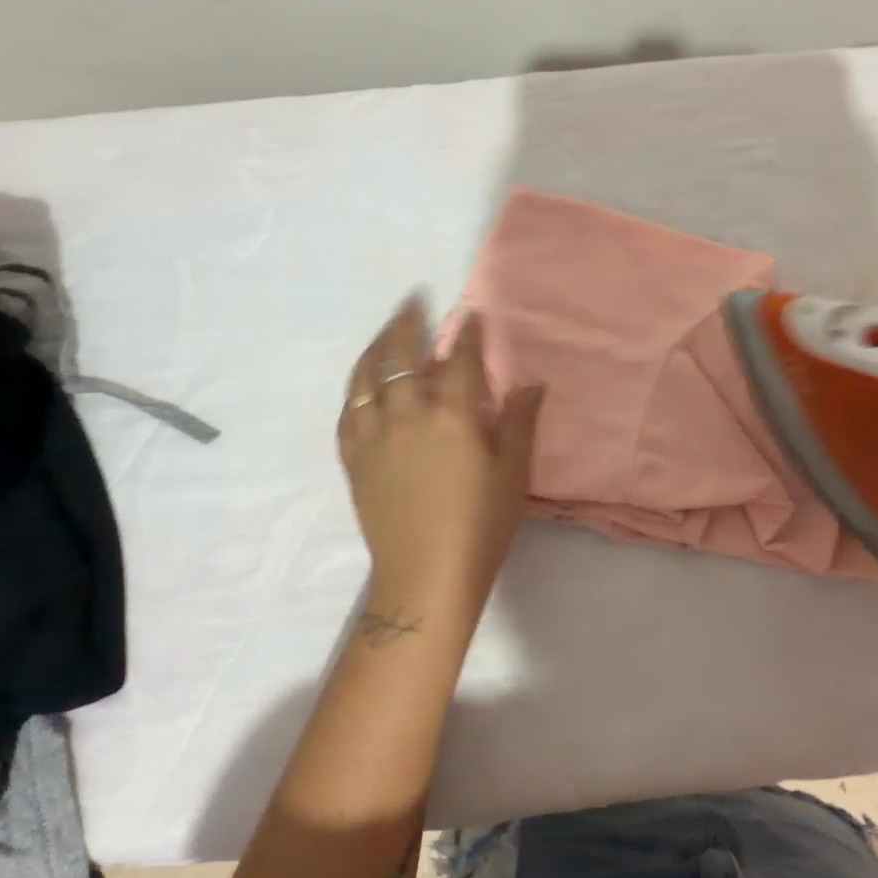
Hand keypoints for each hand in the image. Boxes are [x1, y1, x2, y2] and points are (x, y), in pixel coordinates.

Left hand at [338, 296, 543, 604]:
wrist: (425, 576)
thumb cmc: (479, 527)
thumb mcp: (513, 475)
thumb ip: (518, 423)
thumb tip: (530, 384)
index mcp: (452, 417)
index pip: (458, 360)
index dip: (466, 334)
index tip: (470, 316)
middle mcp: (407, 415)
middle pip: (401, 355)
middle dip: (407, 323)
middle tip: (412, 301)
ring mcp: (374, 436)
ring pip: (366, 377)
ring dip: (376, 347)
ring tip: (385, 332)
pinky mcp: (354, 458)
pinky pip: (348, 411)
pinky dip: (356, 388)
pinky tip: (363, 383)